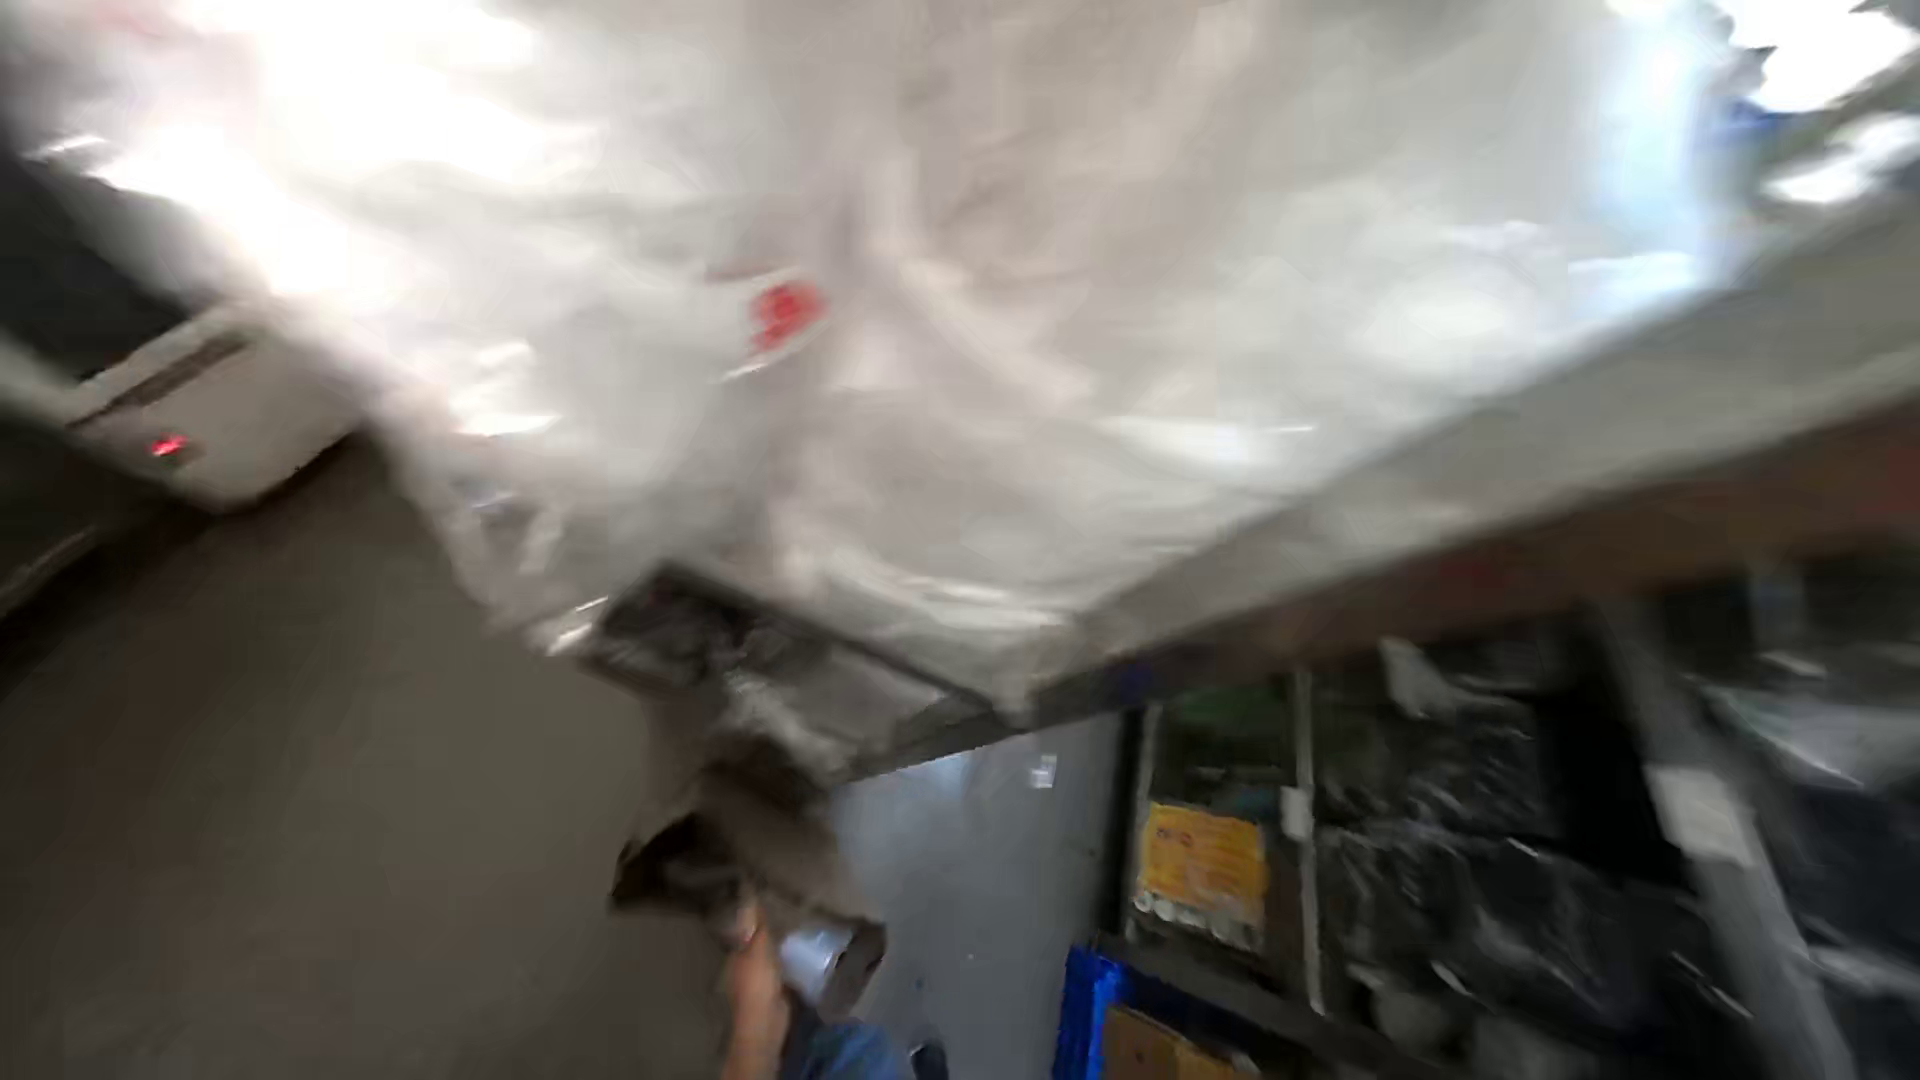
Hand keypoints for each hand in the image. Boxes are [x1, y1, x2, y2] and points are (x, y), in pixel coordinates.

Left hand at [722, 901, 790, 1079]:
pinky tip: (802, 940)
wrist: (766, 1022)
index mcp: (737, 953)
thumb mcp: (757, 948)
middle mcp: (745, 961)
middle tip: (788, 898)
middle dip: (769, 921)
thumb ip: (757, 924)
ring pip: (771, 948)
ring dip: (781, 935)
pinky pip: (783, 960)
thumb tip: (750, 893)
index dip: (754, 910)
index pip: (744, 925)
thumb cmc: (757, 983)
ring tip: (798, 914)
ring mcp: (760, 974)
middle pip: (758, 936)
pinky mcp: (776, 983)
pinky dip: (790, 950)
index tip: (767, 890)